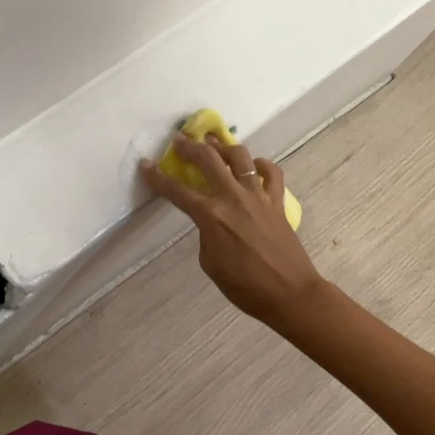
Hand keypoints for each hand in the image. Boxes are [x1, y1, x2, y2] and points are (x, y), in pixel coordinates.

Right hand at [140, 133, 331, 326]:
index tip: (145, 165)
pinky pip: (272, 173)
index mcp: (211, 216)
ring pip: (240, 157)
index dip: (157, 177)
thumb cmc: (245, 286)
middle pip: (208, 159)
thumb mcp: (210, 263)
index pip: (176, 191)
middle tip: (179, 141)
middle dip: (189, 147)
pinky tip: (254, 166)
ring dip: (223, 147)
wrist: (289, 293)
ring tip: (214, 144)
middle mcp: (233, 198)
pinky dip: (261, 165)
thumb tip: (211, 220)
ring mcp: (258, 196)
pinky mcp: (277, 202)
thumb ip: (206, 234)